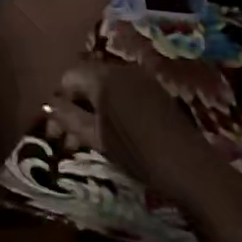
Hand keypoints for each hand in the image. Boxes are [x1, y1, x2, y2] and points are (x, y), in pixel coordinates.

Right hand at [46, 60, 241, 214]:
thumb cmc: (137, 152)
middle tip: (67, 138)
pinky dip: (110, 108)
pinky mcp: (156, 93)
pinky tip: (110, 131)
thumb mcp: (96, 137)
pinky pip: (123, 93)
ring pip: (104, 88)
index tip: (54, 132)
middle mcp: (122, 70)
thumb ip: (68, 117)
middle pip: (86, 81)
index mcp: (104, 77)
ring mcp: (142, 80)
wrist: (193, 171)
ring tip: (87, 138)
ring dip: (91, 109)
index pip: (68, 78)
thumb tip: (48, 105)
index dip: (57, 102)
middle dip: (72, 107)